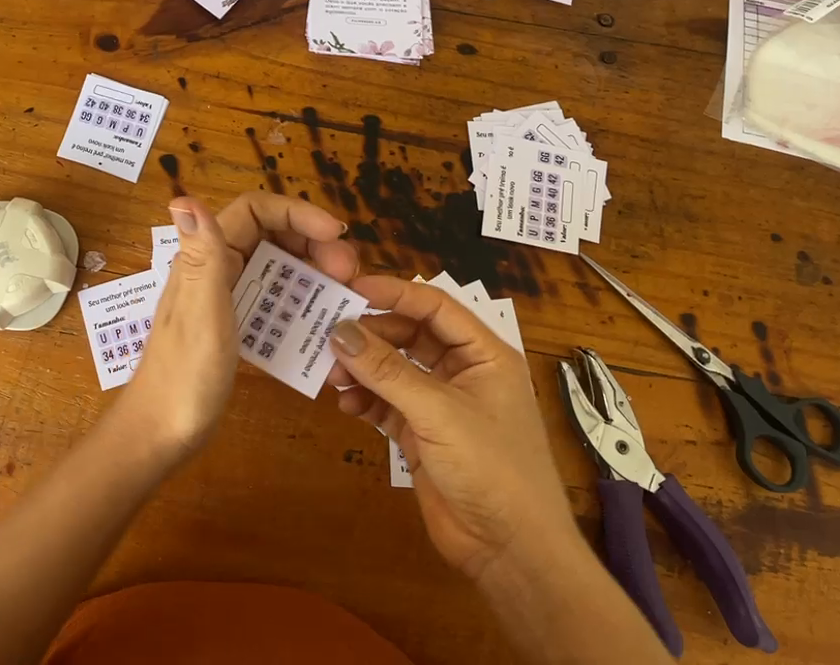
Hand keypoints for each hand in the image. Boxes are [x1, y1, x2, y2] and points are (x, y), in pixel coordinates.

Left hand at [116, 192, 357, 459]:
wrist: (161, 434)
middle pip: (272, 236)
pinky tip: (323, 325)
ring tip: (344, 295)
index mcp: (205, 257)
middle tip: (349, 274)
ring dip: (312, 273)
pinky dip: (300, 305)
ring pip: (276, 268)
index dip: (298, 213)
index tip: (338, 234)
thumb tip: (183, 196)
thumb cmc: (183, 375)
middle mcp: (216, 270)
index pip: (255, 211)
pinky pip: (274, 302)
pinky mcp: (235, 327)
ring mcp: (226, 299)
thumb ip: (203, 255)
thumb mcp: (201, 312)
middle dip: (314, 245)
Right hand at [326, 277, 577, 589]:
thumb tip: (338, 330)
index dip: (393, 293)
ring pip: (392, 369)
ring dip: (362, 368)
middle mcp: (461, 371)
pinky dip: (364, 400)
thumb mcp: (438, 412)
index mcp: (482, 354)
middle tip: (328, 334)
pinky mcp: (420, 434)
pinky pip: (385, 403)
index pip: (434, 306)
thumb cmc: (491, 468)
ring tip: (329, 373)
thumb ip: (387, 370)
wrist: (511, 551)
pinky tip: (344, 404)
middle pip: (408, 335)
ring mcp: (440, 404)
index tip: (348, 288)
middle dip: (370, 334)